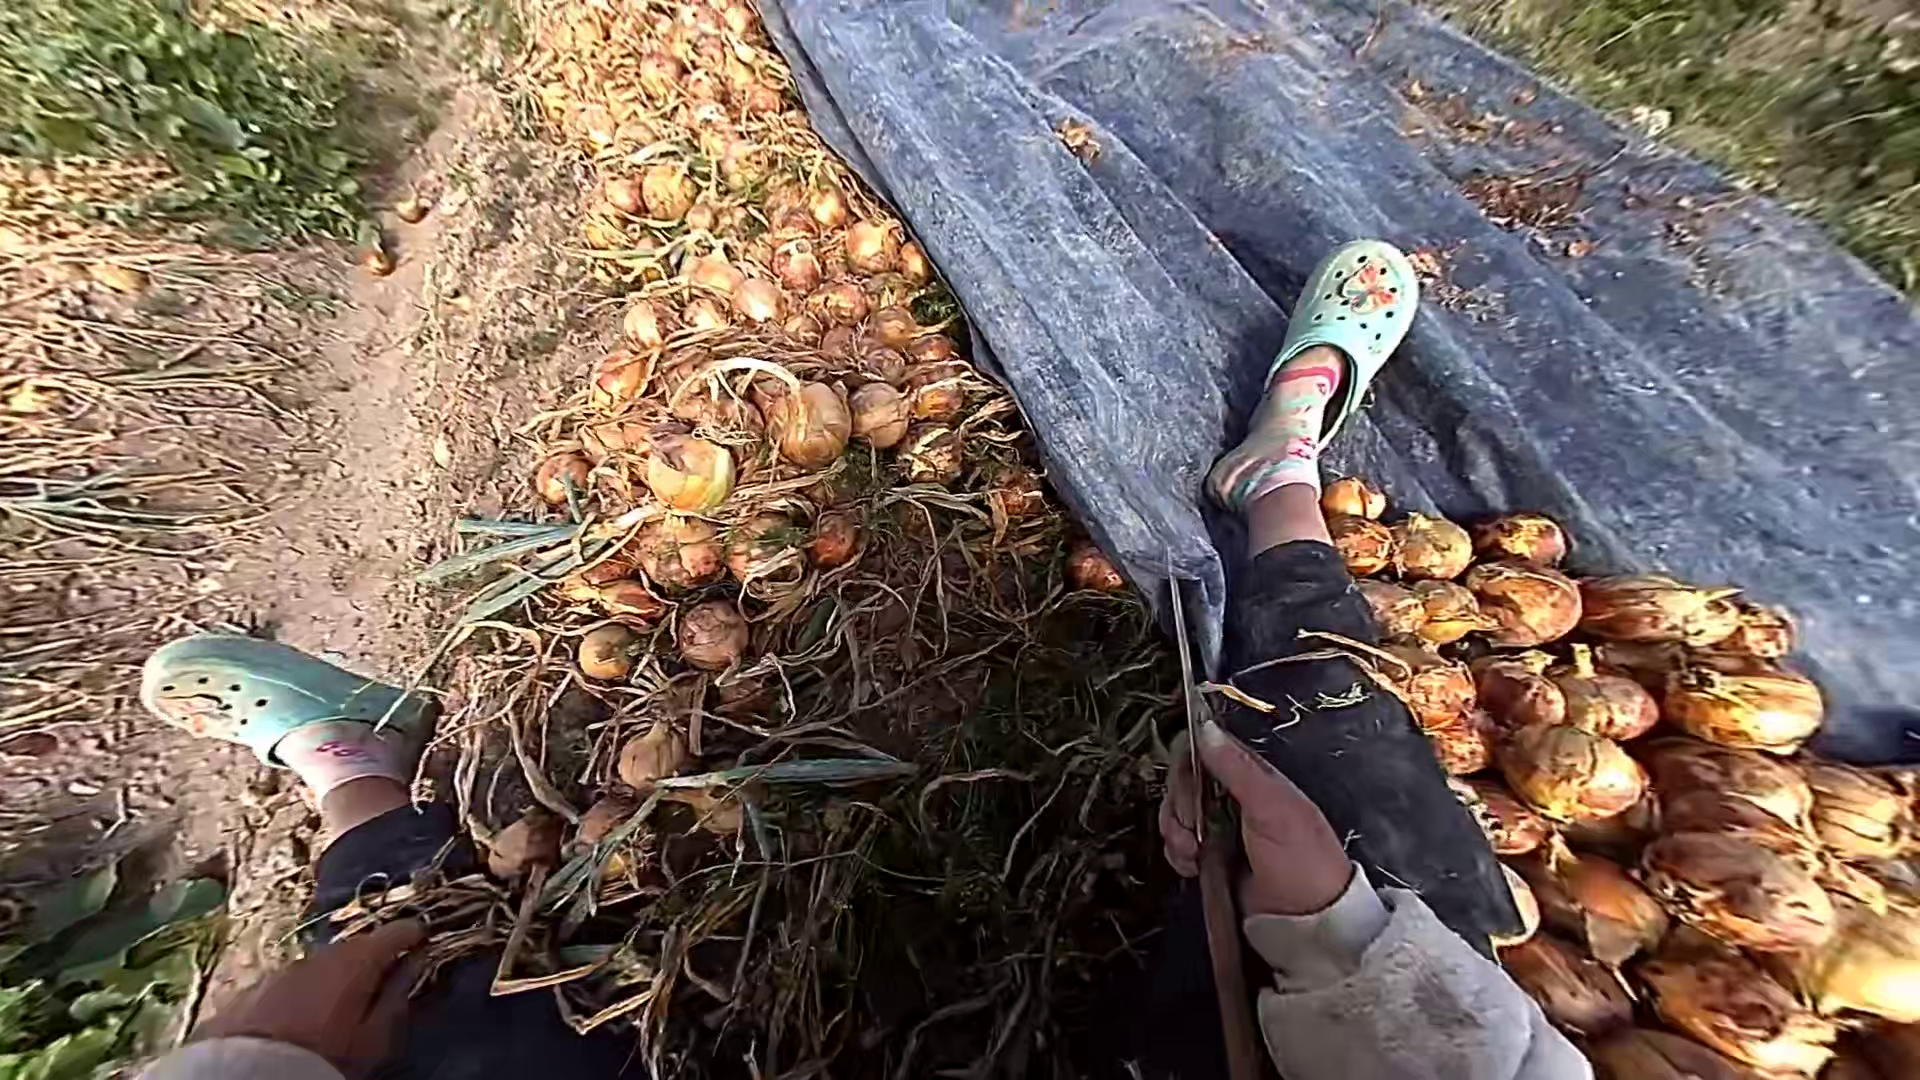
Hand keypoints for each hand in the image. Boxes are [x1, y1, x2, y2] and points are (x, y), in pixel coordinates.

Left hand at [194, 919, 424, 1077]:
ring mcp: (277, 974)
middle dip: (368, 962)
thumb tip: (417, 960)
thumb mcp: (374, 1036)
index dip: (414, 938)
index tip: (419, 953)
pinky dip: (293, 998)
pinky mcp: (239, 998)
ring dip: (328, 980)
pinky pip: (281, 989)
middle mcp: (322, 955)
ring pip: (317, 968)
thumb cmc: (320, 1060)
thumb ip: (399, 993)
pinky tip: (287, 1025)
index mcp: (361, 957)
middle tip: (371, 990)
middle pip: (356, 948)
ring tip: (326, 1011)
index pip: (402, 929)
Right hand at [1158, 719, 1353, 916]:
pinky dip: (1176, 851)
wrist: (1312, 929)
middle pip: (1184, 780)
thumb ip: (1237, 768)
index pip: (1204, 749)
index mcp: (1251, 776)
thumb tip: (1205, 727)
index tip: (1188, 788)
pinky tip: (1190, 865)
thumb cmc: (1300, 862)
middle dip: (1178, 804)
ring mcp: (1219, 826)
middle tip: (1190, 828)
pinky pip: (1177, 841)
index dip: (1187, 763)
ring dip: (1174, 829)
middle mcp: (1231, 796)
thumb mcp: (1273, 809)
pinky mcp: (1210, 855)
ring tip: (1191, 852)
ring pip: (1176, 810)